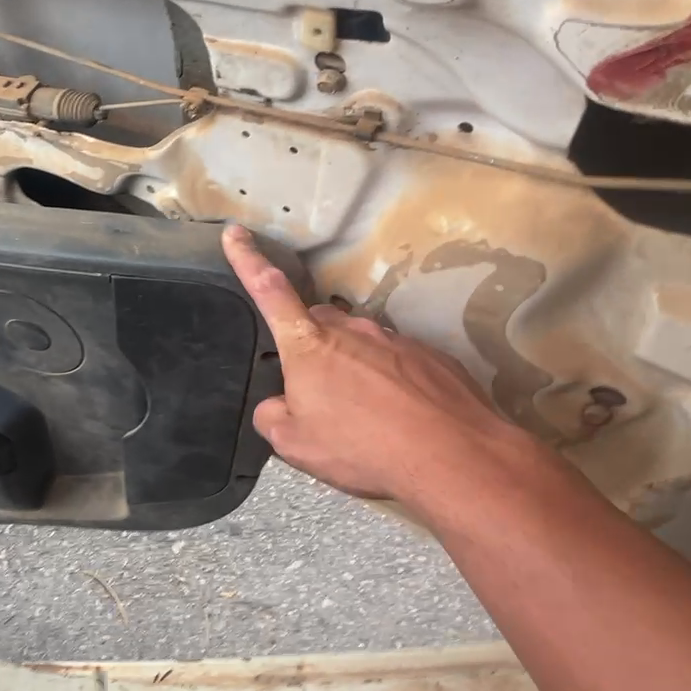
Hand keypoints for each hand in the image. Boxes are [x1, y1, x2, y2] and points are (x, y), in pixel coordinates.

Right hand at [222, 225, 545, 512]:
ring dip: (352, 371)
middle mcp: (351, 330)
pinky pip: (397, 363)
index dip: (247, 260)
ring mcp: (396, 340)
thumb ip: (273, 415)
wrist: (455, 457)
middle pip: (317, 324)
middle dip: (309, 346)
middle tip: (314, 392)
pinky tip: (398, 420)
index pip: (269, 291)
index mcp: (307, 345)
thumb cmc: (362, 446)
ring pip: (359, 345)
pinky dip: (389, 385)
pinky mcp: (433, 357)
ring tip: (362, 417)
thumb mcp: (293, 443)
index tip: (235, 233)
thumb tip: (278, 404)